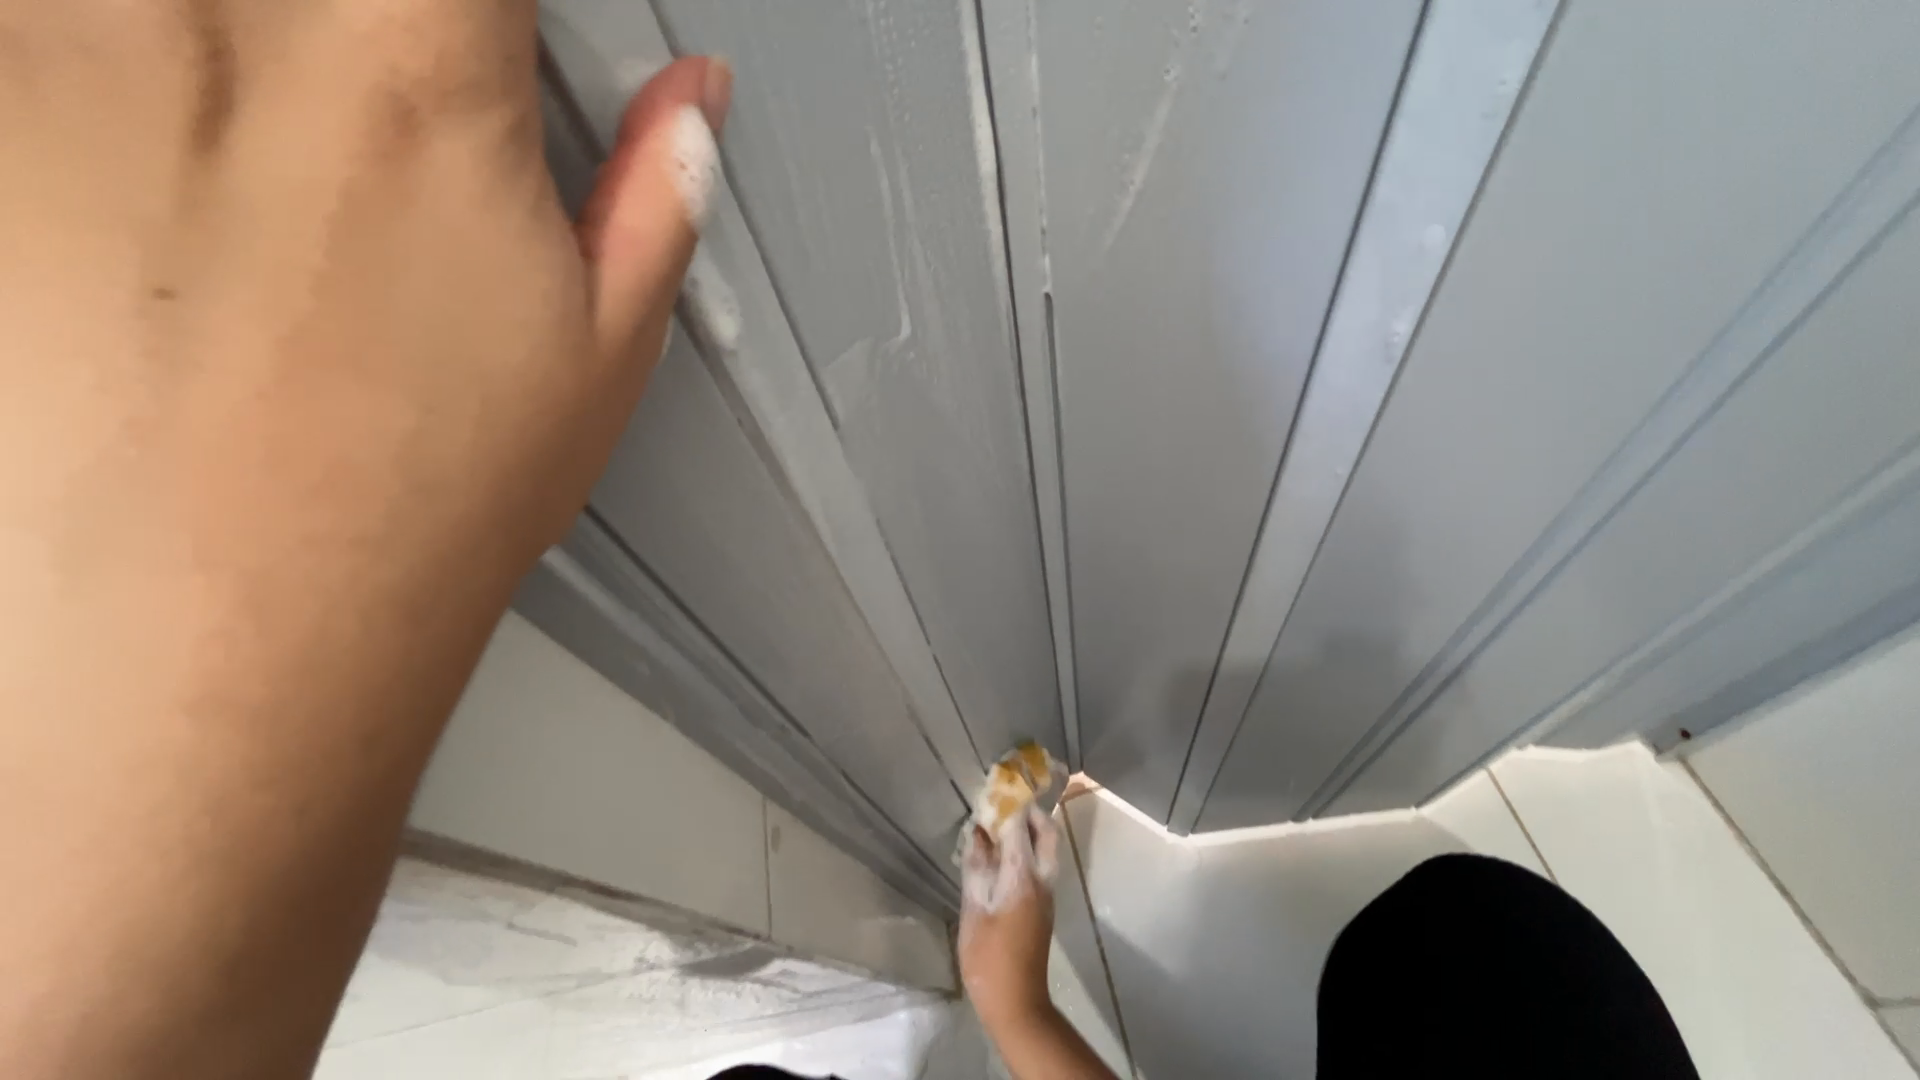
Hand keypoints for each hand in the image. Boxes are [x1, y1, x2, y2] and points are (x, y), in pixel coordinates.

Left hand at [0, 5, 727, 1075]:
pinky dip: (108, 91)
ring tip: (261, 172)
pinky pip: (43, 50)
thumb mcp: (600, 351)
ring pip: (166, 11)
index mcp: (411, 87)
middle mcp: (205, 35)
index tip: (482, 41)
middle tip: (366, 126)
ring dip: (213, 63)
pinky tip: (155, 192)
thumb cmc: (418, 506)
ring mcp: (35, 61)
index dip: (479, 9)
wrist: (211, 636)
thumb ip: (656, 194)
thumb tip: (696, 101)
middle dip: (346, 42)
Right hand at [959, 808, 1061, 1033]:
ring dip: (1029, 830)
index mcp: (1022, 878)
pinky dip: (1026, 849)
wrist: (1016, 1002)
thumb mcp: (973, 910)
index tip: (996, 786)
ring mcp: (1046, 894)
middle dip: (1030, 812)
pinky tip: (1001, 855)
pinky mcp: (1043, 906)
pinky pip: (1040, 865)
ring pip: (1047, 849)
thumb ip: (977, 869)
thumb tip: (979, 834)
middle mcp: (1042, 880)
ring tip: (999, 823)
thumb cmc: (988, 958)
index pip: (1020, 828)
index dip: (1009, 804)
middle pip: (1047, 834)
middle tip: (1007, 802)